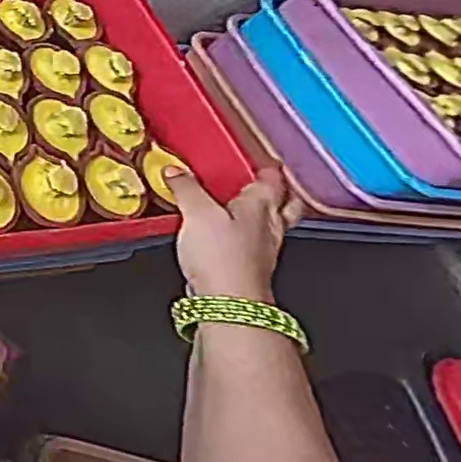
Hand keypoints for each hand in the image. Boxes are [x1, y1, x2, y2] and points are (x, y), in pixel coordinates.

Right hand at [167, 165, 303, 301]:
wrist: (228, 299)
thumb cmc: (222, 256)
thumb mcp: (196, 212)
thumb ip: (186, 189)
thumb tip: (176, 171)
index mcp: (259, 208)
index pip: (271, 182)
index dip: (269, 170)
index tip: (267, 162)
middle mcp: (267, 227)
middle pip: (284, 205)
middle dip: (282, 193)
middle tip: (277, 183)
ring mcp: (262, 249)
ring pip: (272, 224)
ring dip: (268, 213)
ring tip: (254, 206)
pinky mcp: (248, 266)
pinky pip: (254, 242)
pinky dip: (248, 233)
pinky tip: (234, 235)